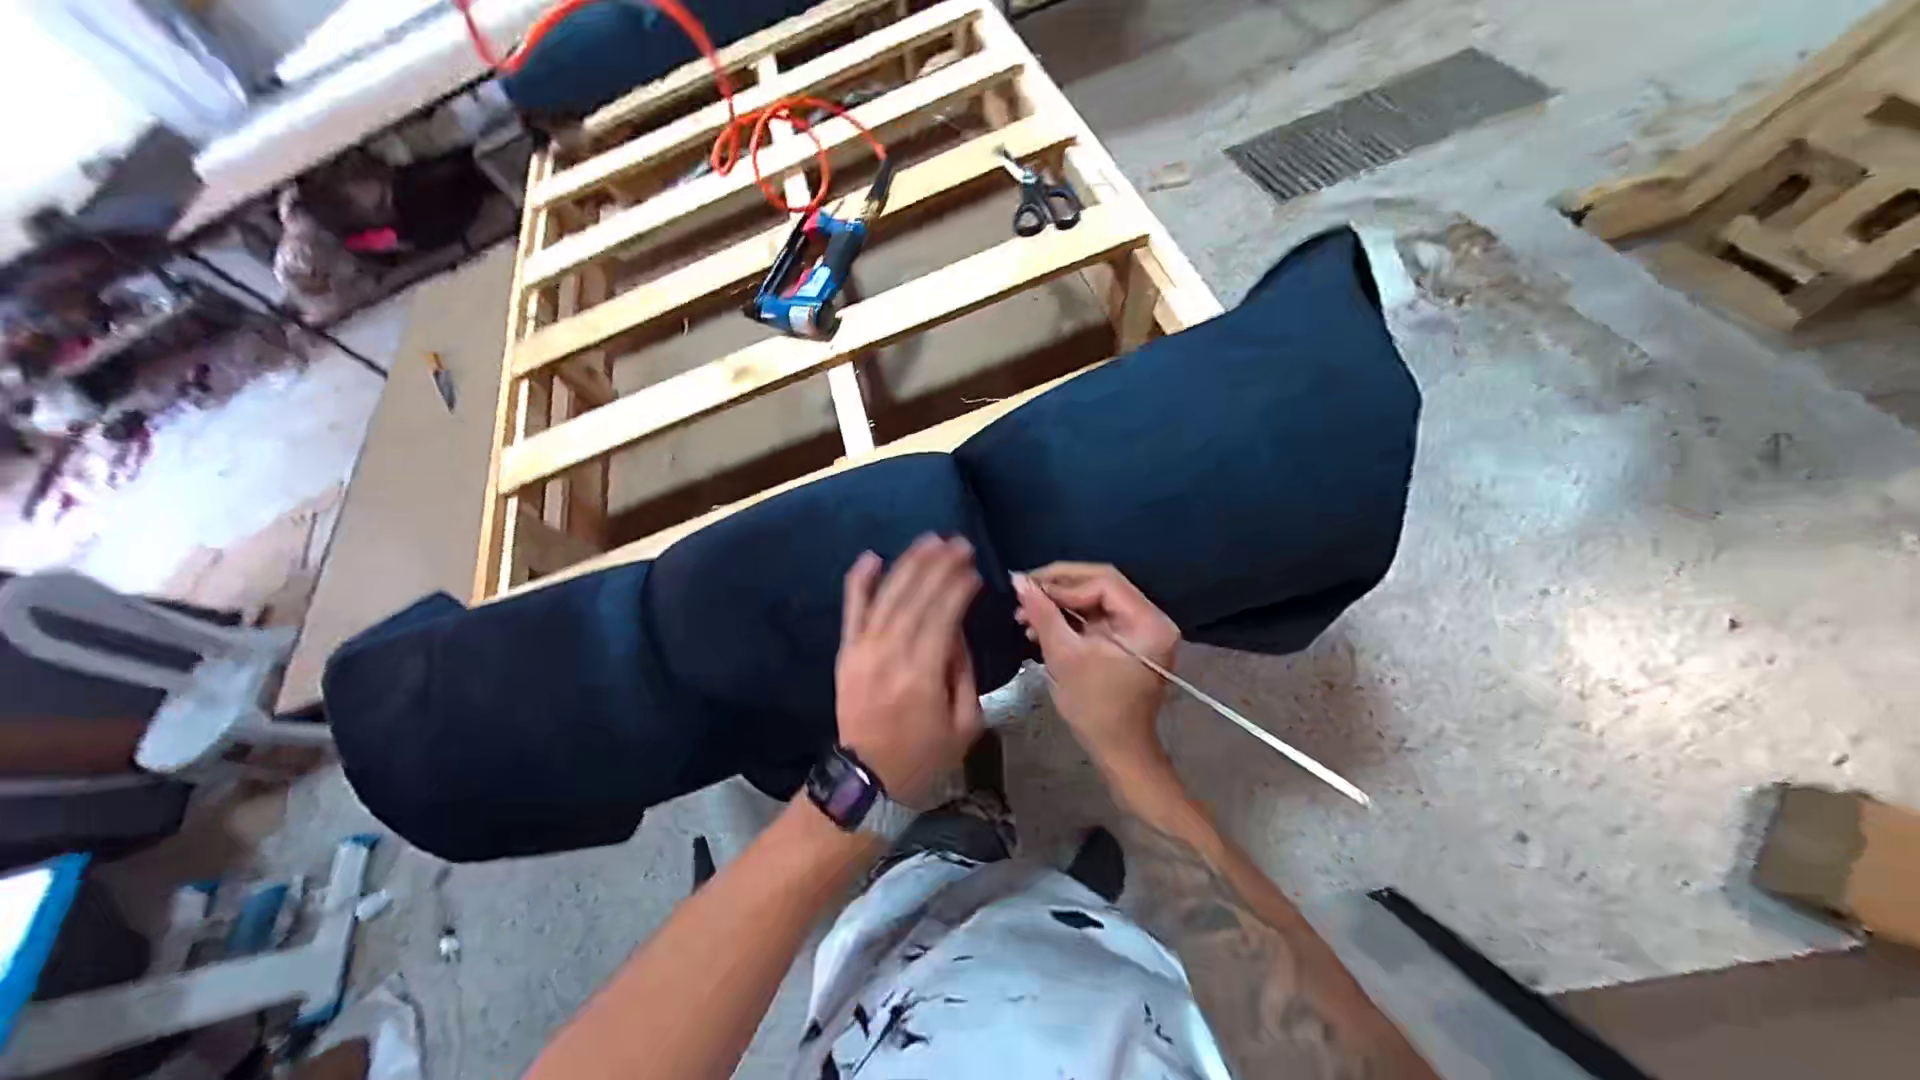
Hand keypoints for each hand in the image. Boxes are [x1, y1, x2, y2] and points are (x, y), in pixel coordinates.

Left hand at [835, 535, 984, 804]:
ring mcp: (863, 651)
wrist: (867, 781)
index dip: (959, 588)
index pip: (943, 616)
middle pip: (917, 598)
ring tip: (929, 540)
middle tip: (958, 543)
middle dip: (939, 566)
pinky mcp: (846, 653)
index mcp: (923, 675)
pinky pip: (852, 611)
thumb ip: (963, 672)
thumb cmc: (924, 756)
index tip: (974, 569)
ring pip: (888, 596)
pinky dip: (860, 582)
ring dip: (909, 564)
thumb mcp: (965, 723)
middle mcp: (891, 655)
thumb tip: (958, 630)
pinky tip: (872, 557)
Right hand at [1012, 563, 1179, 774]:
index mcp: (1148, 622)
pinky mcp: (1126, 641)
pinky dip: (1068, 620)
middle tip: (1023, 595)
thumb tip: (1018, 579)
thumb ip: (1043, 613)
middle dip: (1058, 590)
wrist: (1116, 750)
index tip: (1027, 588)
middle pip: (1100, 586)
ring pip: (1094, 601)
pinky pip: (1095, 618)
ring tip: (1025, 615)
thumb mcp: (1064, 656)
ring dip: (1059, 605)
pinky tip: (1040, 627)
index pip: (1104, 582)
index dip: (1063, 582)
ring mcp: (1140, 630)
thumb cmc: (1095, 707)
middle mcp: (1152, 618)